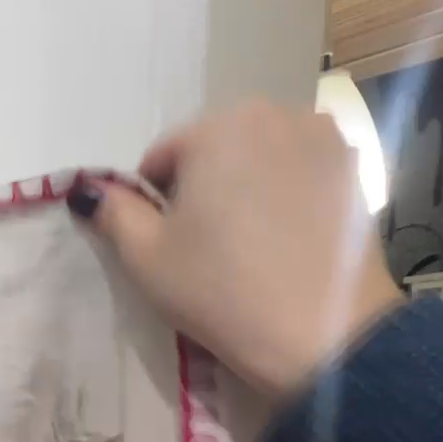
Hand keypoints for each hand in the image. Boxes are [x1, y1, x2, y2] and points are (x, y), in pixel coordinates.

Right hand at [70, 102, 404, 398]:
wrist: (317, 328)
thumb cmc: (214, 287)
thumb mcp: (143, 255)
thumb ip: (112, 212)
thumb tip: (88, 190)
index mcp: (218, 128)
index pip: (159, 158)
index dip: (150, 203)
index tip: (162, 245)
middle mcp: (277, 113)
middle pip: (212, 151)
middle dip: (198, 190)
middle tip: (199, 248)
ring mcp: (325, 137)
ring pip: (256, 161)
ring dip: (240, 191)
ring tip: (242, 246)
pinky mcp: (354, 169)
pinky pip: (295, 174)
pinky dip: (279, 199)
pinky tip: (278, 243)